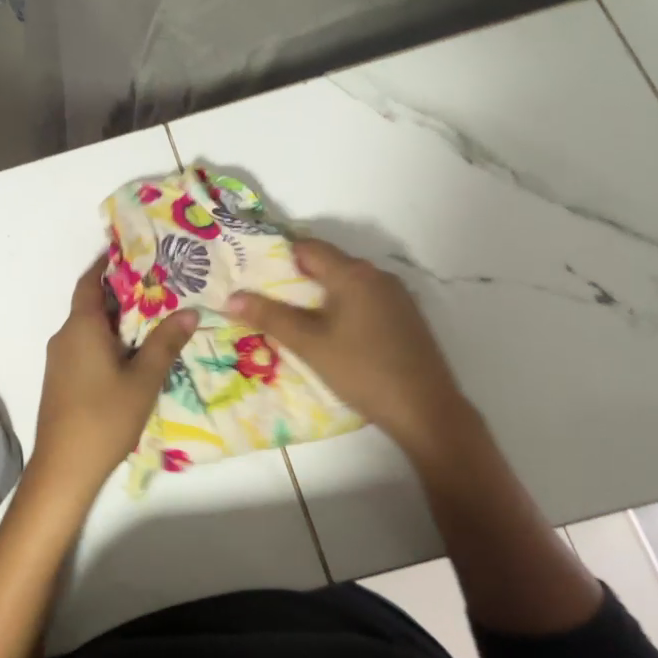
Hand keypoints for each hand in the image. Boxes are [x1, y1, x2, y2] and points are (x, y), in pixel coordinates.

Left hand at [32, 255, 197, 493]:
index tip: (133, 249)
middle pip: (91, 303)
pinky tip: (134, 351)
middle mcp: (65, 336)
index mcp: (81, 327)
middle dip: (122, 292)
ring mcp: (60, 359)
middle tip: (160, 283)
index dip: (108, 263)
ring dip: (117, 319)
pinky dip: (108, 340)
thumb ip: (164, 343)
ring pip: (90, 327)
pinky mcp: (61, 379)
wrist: (64, 467)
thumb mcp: (143, 380)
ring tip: (155, 315)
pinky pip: (86, 346)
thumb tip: (189, 310)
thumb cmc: (105, 417)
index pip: (90, 282)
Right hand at [229, 239, 472, 449]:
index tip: (251, 271)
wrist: (426, 409)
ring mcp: (396, 296)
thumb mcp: (309, 344)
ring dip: (318, 294)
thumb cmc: (362, 371)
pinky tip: (329, 332)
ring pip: (346, 284)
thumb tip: (231, 297)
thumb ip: (270, 316)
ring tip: (290, 316)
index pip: (307, 247)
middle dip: (295, 277)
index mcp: (353, 274)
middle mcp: (377, 276)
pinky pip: (364, 300)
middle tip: (263, 296)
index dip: (277, 255)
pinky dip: (341, 307)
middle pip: (328, 264)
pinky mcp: (405, 318)